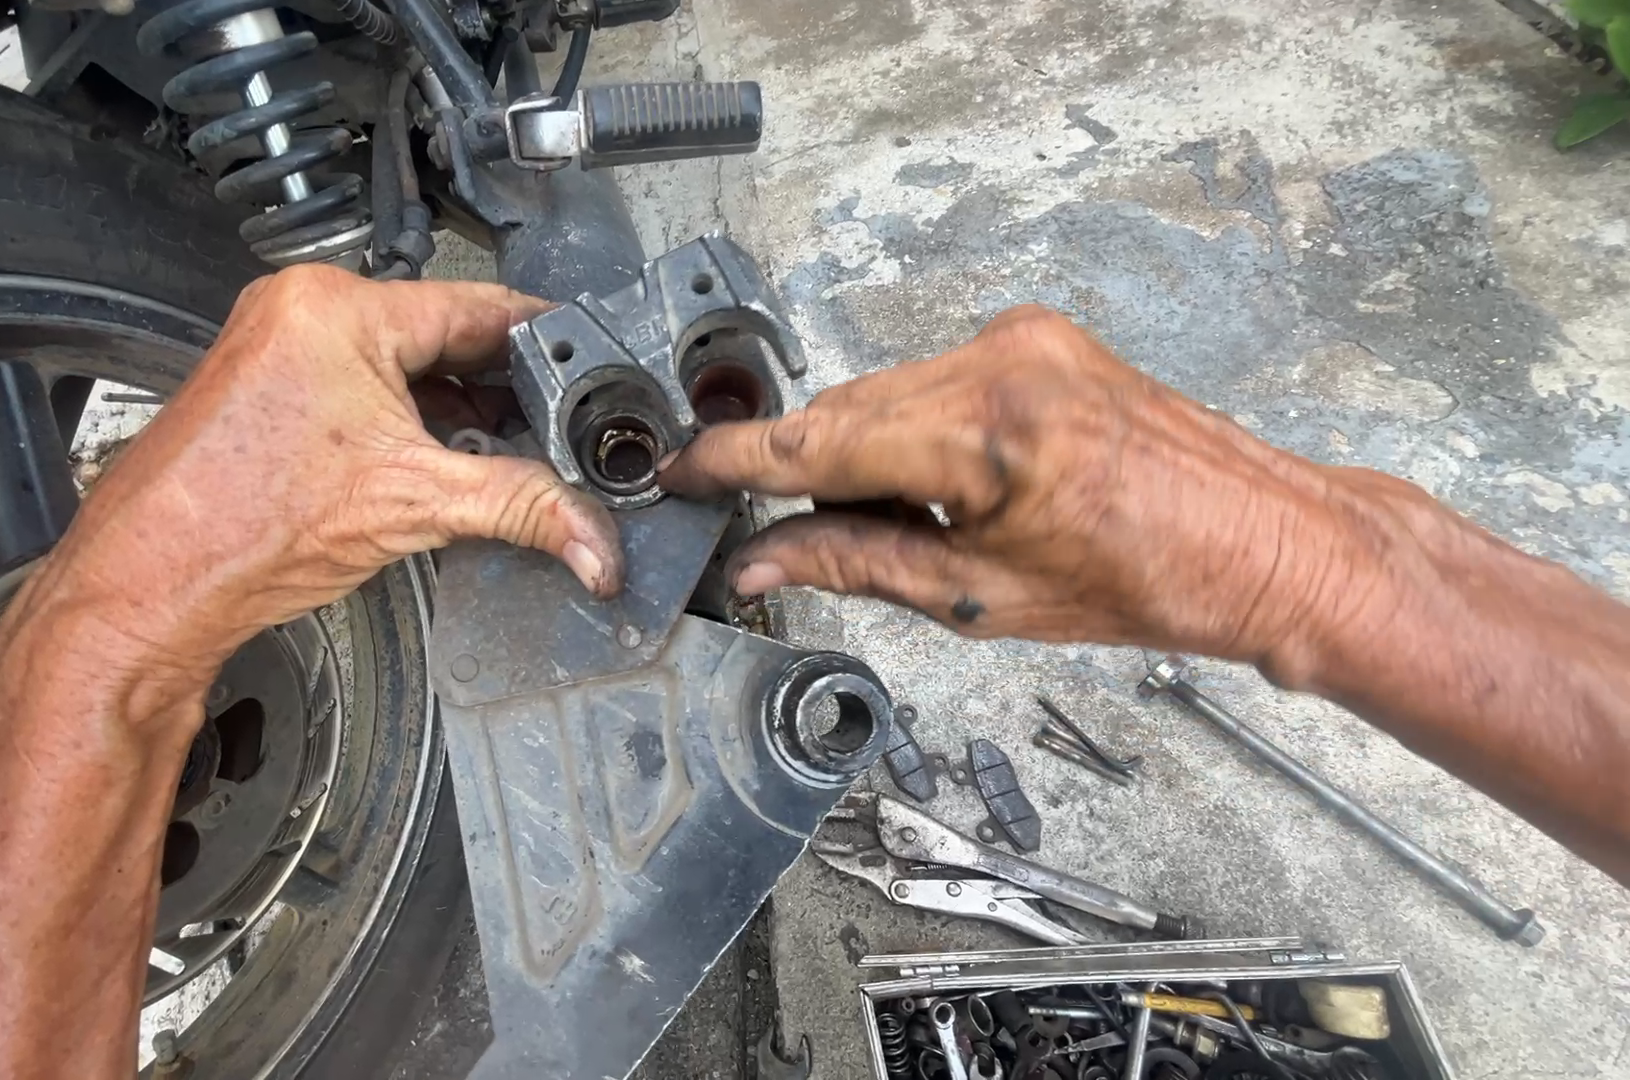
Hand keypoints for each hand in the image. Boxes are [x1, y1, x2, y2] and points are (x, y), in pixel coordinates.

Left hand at [0, 265, 623, 698]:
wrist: (155, 582)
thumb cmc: (243, 525)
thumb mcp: (416, 505)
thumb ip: (521, 507)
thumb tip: (593, 538)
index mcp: (338, 311)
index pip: (476, 304)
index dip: (542, 334)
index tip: (585, 354)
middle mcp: (307, 313)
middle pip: (446, 333)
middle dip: (506, 378)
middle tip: (558, 416)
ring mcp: (289, 348)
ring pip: (412, 362)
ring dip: (463, 400)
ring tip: (511, 441)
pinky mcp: (282, 388)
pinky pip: (375, 385)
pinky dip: (421, 415)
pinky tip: (450, 451)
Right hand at [658, 305, 1385, 678]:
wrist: (1264, 542)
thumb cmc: (1139, 583)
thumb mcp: (974, 595)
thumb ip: (848, 562)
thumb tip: (758, 559)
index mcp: (988, 433)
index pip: (819, 443)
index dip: (736, 460)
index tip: (683, 470)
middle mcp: (997, 359)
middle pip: (841, 413)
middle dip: (799, 470)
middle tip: (777, 526)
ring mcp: (1017, 337)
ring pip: (876, 395)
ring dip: (852, 454)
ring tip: (886, 516)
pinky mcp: (1030, 337)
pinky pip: (920, 382)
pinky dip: (897, 432)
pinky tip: (922, 479)